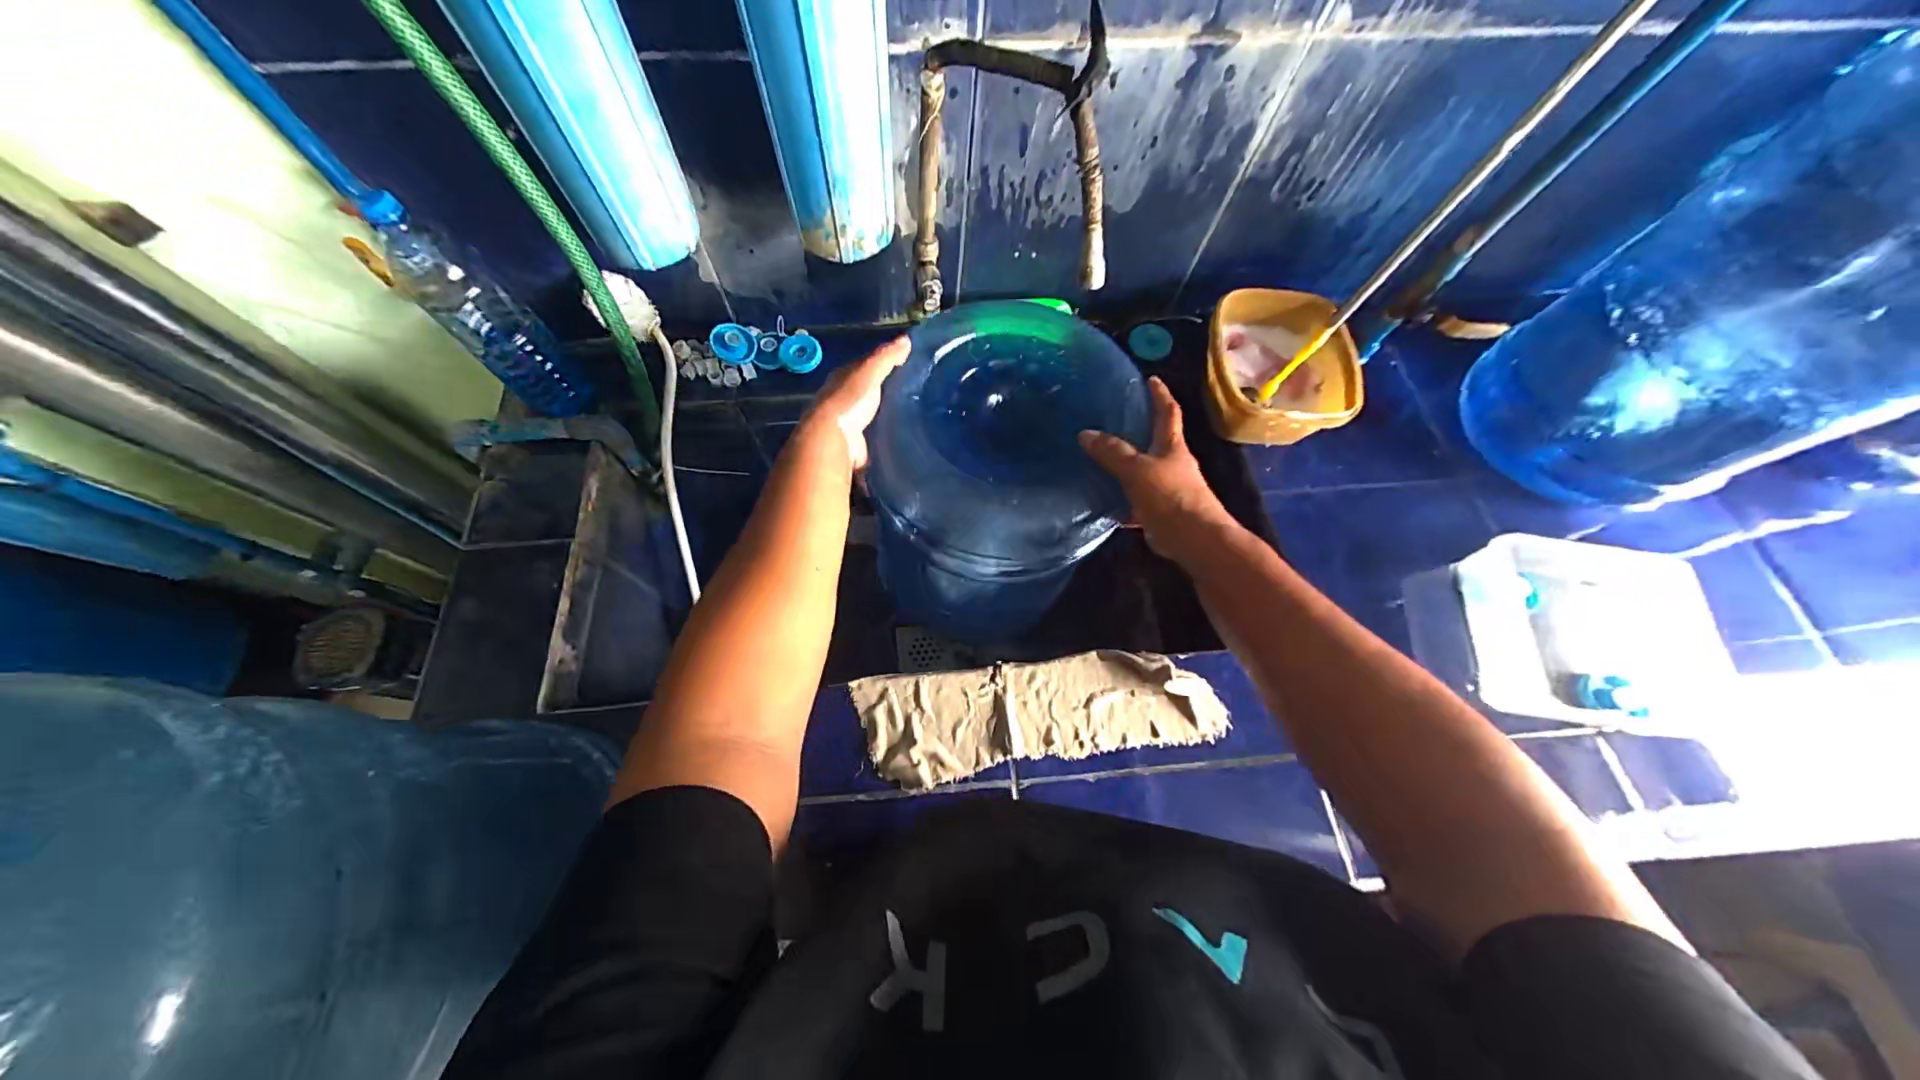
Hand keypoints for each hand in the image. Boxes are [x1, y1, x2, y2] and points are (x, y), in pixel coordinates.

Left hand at [794, 336, 908, 469]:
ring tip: (910, 414)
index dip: (880, 364)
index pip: (863, 366)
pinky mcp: (854, 445)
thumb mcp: (870, 372)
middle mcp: (841, 400)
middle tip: (910, 391)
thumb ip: (886, 357)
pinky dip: (883, 435)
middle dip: (882, 391)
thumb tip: (907, 339)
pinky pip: (873, 436)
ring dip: (883, 414)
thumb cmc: (850, 399)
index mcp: (842, 378)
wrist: (834, 438)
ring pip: (869, 415)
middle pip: (865, 392)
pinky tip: (899, 436)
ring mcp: (847, 424)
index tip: (903, 364)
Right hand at [1079, 377, 1237, 560]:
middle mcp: (1173, 464)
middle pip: (1156, 441)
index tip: (1152, 379)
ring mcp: (1168, 489)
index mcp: (1172, 446)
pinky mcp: (1160, 512)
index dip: (1160, 395)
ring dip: (1127, 465)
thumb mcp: (1137, 470)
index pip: (1168, 412)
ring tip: (1100, 458)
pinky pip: (1136, 500)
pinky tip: (1103, 499)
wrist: (1195, 539)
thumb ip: (1112, 452)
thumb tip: (1085, 433)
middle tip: (1115, 419)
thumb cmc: (1171, 497)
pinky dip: (1122, 498)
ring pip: (1144, 471)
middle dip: (1140, 430)